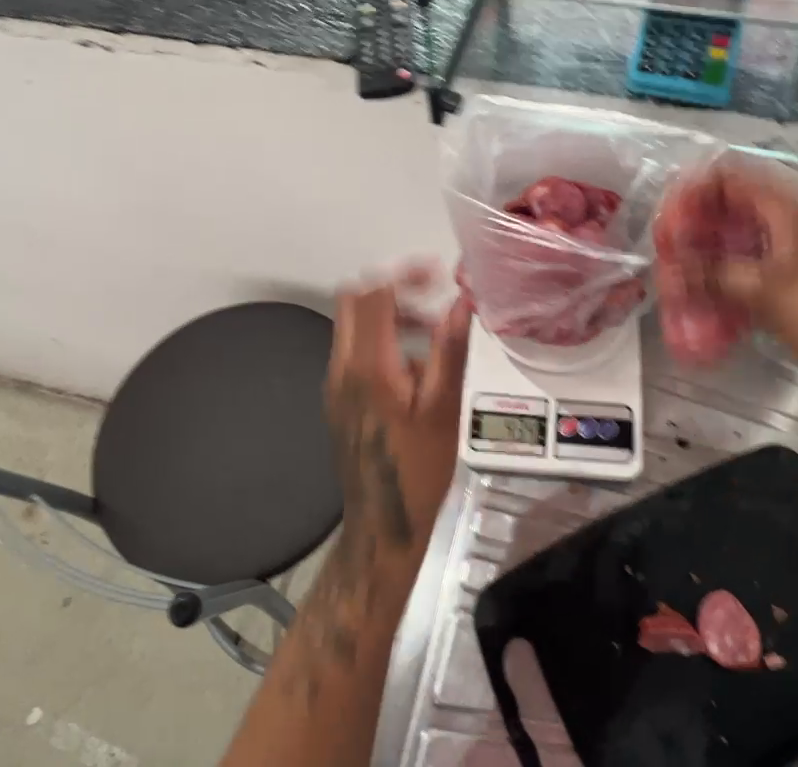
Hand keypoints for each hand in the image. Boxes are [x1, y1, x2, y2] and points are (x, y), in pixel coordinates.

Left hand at [324, 274, 471, 571]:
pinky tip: (416, 369)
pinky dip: (382, 340)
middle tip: (432, 297)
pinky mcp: (338, 397)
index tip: (438, 273)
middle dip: (393, 289)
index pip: (374, 294)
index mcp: (368, 365)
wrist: (381, 524)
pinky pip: (354, 350)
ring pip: (353, 325)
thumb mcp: (444, 408)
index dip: (405, 273)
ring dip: (390, 315)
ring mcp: (335, 382)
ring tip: (433, 334)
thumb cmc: (419, 467)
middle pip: (354, 301)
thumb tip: (462, 300)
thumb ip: (450, 349)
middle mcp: (342, 366)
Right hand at [657, 157, 797, 396]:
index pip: (728, 172)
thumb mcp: (763, 295)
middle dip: (699, 221)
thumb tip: (670, 268)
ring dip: (717, 242)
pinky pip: (769, 243)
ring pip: (751, 222)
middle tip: (674, 252)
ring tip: (691, 272)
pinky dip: (740, 258)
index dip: (690, 193)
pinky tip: (722, 285)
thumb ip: (711, 274)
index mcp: (794, 201)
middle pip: (738, 195)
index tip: (668, 226)